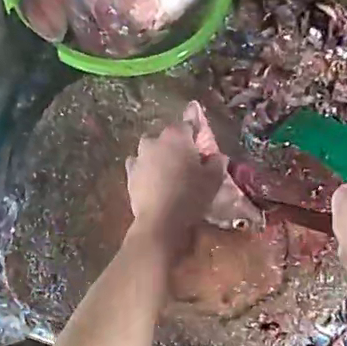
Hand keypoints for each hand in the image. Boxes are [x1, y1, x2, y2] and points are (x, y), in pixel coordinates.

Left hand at [125, 113, 229, 254]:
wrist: (161, 221)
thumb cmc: (192, 196)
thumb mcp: (214, 179)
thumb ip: (217, 162)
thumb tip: (217, 156)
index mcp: (177, 135)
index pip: (189, 124)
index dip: (197, 134)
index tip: (203, 146)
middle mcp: (155, 140)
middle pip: (168, 137)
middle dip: (177, 145)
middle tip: (187, 162)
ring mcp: (139, 157)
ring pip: (151, 150)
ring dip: (159, 156)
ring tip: (169, 173)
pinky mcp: (130, 174)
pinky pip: (140, 166)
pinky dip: (146, 170)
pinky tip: (153, 182)